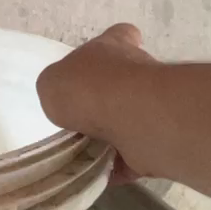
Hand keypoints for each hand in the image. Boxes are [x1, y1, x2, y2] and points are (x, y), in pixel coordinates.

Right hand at [36, 23, 159, 180]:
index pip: (119, 35)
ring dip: (112, 135)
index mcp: (112, 47)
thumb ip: (57, 90)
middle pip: (123, 81)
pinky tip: (99, 173)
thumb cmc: (88, 88)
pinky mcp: (160, 137)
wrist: (132, 117)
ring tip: (84, 151)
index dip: (112, 44)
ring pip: (129, 119)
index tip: (101, 63)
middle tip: (81, 120)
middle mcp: (138, 72)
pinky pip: (134, 155)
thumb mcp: (50, 82)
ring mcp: (153, 105)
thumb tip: (68, 103)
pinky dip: (119, 165)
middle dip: (105, 100)